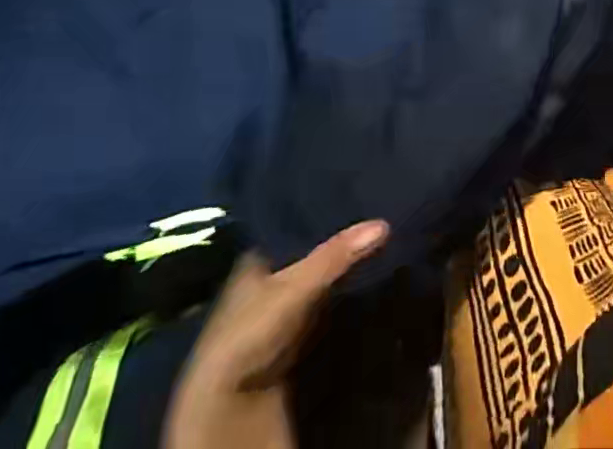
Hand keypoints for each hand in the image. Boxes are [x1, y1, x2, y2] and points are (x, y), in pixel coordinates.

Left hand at [164, 221, 388, 448]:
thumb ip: (334, 257)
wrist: (226, 411)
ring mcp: (281, 312)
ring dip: (346, 272)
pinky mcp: (295, 339)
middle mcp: (267, 280)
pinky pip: (327, 308)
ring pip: (321, 281)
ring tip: (387, 246)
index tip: (363, 201)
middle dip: (341, 244)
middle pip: (311, 253)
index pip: (294, 225)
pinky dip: (346, 299)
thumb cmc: (250, 334)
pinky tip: (373, 287)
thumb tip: (384, 223)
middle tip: (383, 222)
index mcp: (257, 260)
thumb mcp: (294, 288)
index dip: (325, 213)